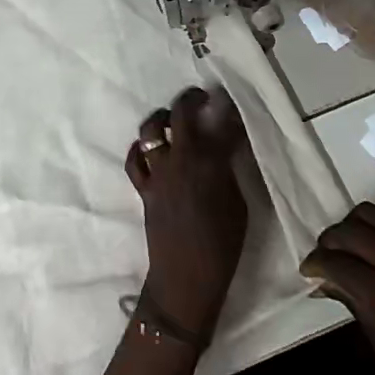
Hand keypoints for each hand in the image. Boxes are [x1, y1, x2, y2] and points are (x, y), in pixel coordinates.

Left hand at [125, 87, 250, 334]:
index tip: (233, 104)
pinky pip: (134, 160)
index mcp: (212, 163)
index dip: (229, 110)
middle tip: (203, 98)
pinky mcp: (144, 188)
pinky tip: (149, 148)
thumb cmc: (223, 244)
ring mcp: (158, 172)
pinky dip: (140, 149)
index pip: (223, 124)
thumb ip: (229, 170)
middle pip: (181, 114)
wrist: (187, 277)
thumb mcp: (239, 204)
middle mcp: (182, 159)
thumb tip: (227, 149)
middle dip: (193, 98)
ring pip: (151, 130)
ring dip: (162, 118)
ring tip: (173, 119)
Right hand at [301, 203, 374, 374]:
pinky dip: (371, 228)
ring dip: (349, 226)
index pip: (340, 263)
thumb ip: (352, 305)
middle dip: (329, 239)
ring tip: (342, 249)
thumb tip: (322, 281)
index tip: (306, 270)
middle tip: (321, 259)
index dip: (316, 262)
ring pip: (371, 215)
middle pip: (352, 230)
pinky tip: (367, 251)